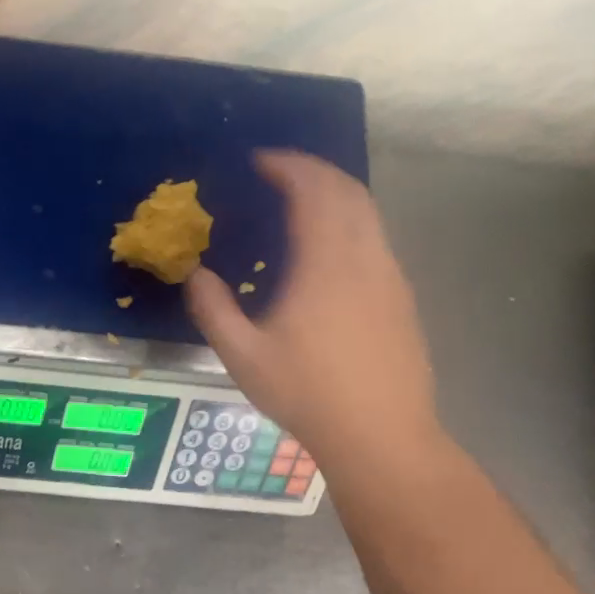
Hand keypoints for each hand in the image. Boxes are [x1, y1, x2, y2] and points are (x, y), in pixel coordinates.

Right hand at [186, 150, 436, 469]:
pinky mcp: (400, 296)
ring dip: (334, 194)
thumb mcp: (243, 356)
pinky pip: (374, 237)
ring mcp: (389, 275)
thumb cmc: (307, 393)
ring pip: (368, 213)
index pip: (314, 191)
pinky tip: (325, 248)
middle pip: (348, 190)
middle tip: (276, 171)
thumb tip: (195, 274)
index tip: (258, 160)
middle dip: (313, 170)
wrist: (381, 433)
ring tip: (298, 201)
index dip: (287, 166)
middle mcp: (365, 257)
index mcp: (326, 265)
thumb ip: (213, 310)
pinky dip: (348, 221)